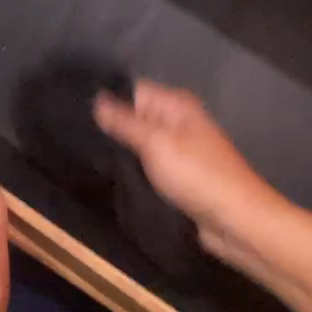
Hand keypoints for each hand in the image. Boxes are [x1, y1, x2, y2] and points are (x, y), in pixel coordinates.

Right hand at [93, 80, 287, 268]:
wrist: (236, 222)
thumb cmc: (197, 175)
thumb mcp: (155, 143)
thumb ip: (123, 121)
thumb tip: (96, 98)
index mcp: (176, 105)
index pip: (131, 90)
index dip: (106, 98)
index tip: (75, 110)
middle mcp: (176, 122)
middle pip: (134, 116)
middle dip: (109, 127)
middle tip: (77, 136)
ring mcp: (177, 149)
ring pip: (138, 143)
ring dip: (119, 150)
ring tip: (86, 154)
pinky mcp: (176, 175)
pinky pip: (146, 164)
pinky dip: (132, 169)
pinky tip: (109, 173)